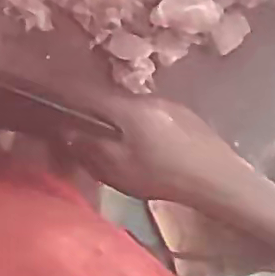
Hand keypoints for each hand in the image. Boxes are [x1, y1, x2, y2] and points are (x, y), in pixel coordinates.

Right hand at [63, 99, 274, 216]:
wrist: (223, 182)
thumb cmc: (164, 177)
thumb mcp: (118, 169)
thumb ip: (88, 148)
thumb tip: (66, 131)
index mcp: (126, 107)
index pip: (86, 93)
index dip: (66, 97)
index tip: (51, 103)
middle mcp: (146, 98)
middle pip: (109, 102)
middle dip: (94, 115)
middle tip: (85, 136)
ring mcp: (169, 105)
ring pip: (132, 109)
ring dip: (121, 123)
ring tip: (119, 147)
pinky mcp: (187, 116)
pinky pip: (152, 116)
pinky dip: (141, 128)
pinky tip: (149, 150)